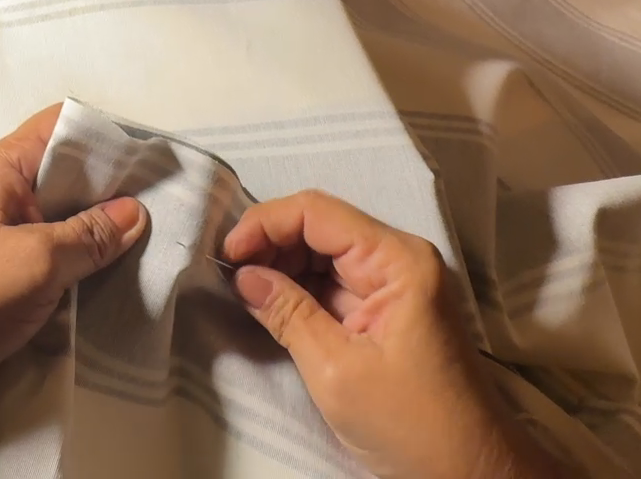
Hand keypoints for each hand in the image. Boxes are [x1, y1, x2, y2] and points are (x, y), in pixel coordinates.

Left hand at [0, 104, 148, 384]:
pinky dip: (100, 247)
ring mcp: (24, 226)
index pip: (64, 124)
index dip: (107, 130)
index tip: (153, 151)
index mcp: (11, 165)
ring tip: (166, 223)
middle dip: (120, 177)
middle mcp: (19, 186)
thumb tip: (139, 211)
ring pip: (78, 207)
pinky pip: (73, 242)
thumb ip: (91, 235)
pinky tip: (136, 258)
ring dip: (113, 217)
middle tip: (172, 191)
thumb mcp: (38, 259)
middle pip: (77, 166)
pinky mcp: (28, 262)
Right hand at [223, 192, 563, 478]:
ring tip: (244, 285)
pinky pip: (332, 276)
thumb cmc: (412, 427)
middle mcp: (397, 256)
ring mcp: (393, 279)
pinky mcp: (386, 304)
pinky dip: (298, 283)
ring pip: (321, 247)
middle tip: (230, 271)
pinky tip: (270, 298)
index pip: (316, 212)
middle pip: (318, 224)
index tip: (228, 253)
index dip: (265, 223)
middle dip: (269, 242)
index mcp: (397, 260)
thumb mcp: (337, 371)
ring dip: (280, 262)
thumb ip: (287, 312)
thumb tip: (242, 275)